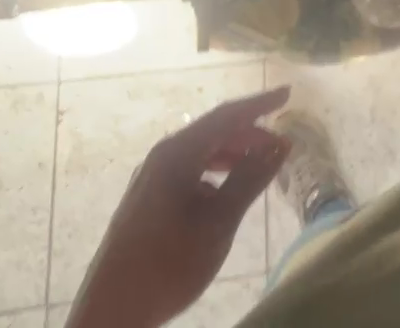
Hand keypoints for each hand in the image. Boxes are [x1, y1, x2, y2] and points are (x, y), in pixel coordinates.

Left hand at [68, 87, 292, 327]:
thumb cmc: (168, 265)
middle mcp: (162, 157)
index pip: (226, 116)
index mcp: (177, 154)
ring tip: (261, 164)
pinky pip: (189, 168)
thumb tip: (280, 146)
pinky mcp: (148, 198)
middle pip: (213, 131)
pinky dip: (215, 169)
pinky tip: (226, 191)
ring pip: (201, 150)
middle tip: (281, 145)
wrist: (111, 312)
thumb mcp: (218, 222)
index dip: (259, 104)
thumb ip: (249, 179)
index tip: (288, 94)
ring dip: (234, 151)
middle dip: (250, 133)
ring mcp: (152, 177)